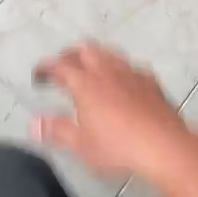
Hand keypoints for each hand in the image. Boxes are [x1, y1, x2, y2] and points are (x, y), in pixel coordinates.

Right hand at [30, 42, 197, 181]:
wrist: (163, 145)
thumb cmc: (117, 147)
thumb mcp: (81, 145)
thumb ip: (57, 131)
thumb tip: (34, 123)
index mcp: (85, 83)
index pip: (60, 66)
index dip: (47, 67)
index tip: (39, 72)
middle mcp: (106, 70)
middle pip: (85, 49)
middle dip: (71, 54)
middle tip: (64, 66)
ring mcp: (130, 71)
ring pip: (109, 52)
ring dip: (96, 56)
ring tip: (91, 67)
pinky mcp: (149, 79)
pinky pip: (131, 66)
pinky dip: (120, 70)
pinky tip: (123, 81)